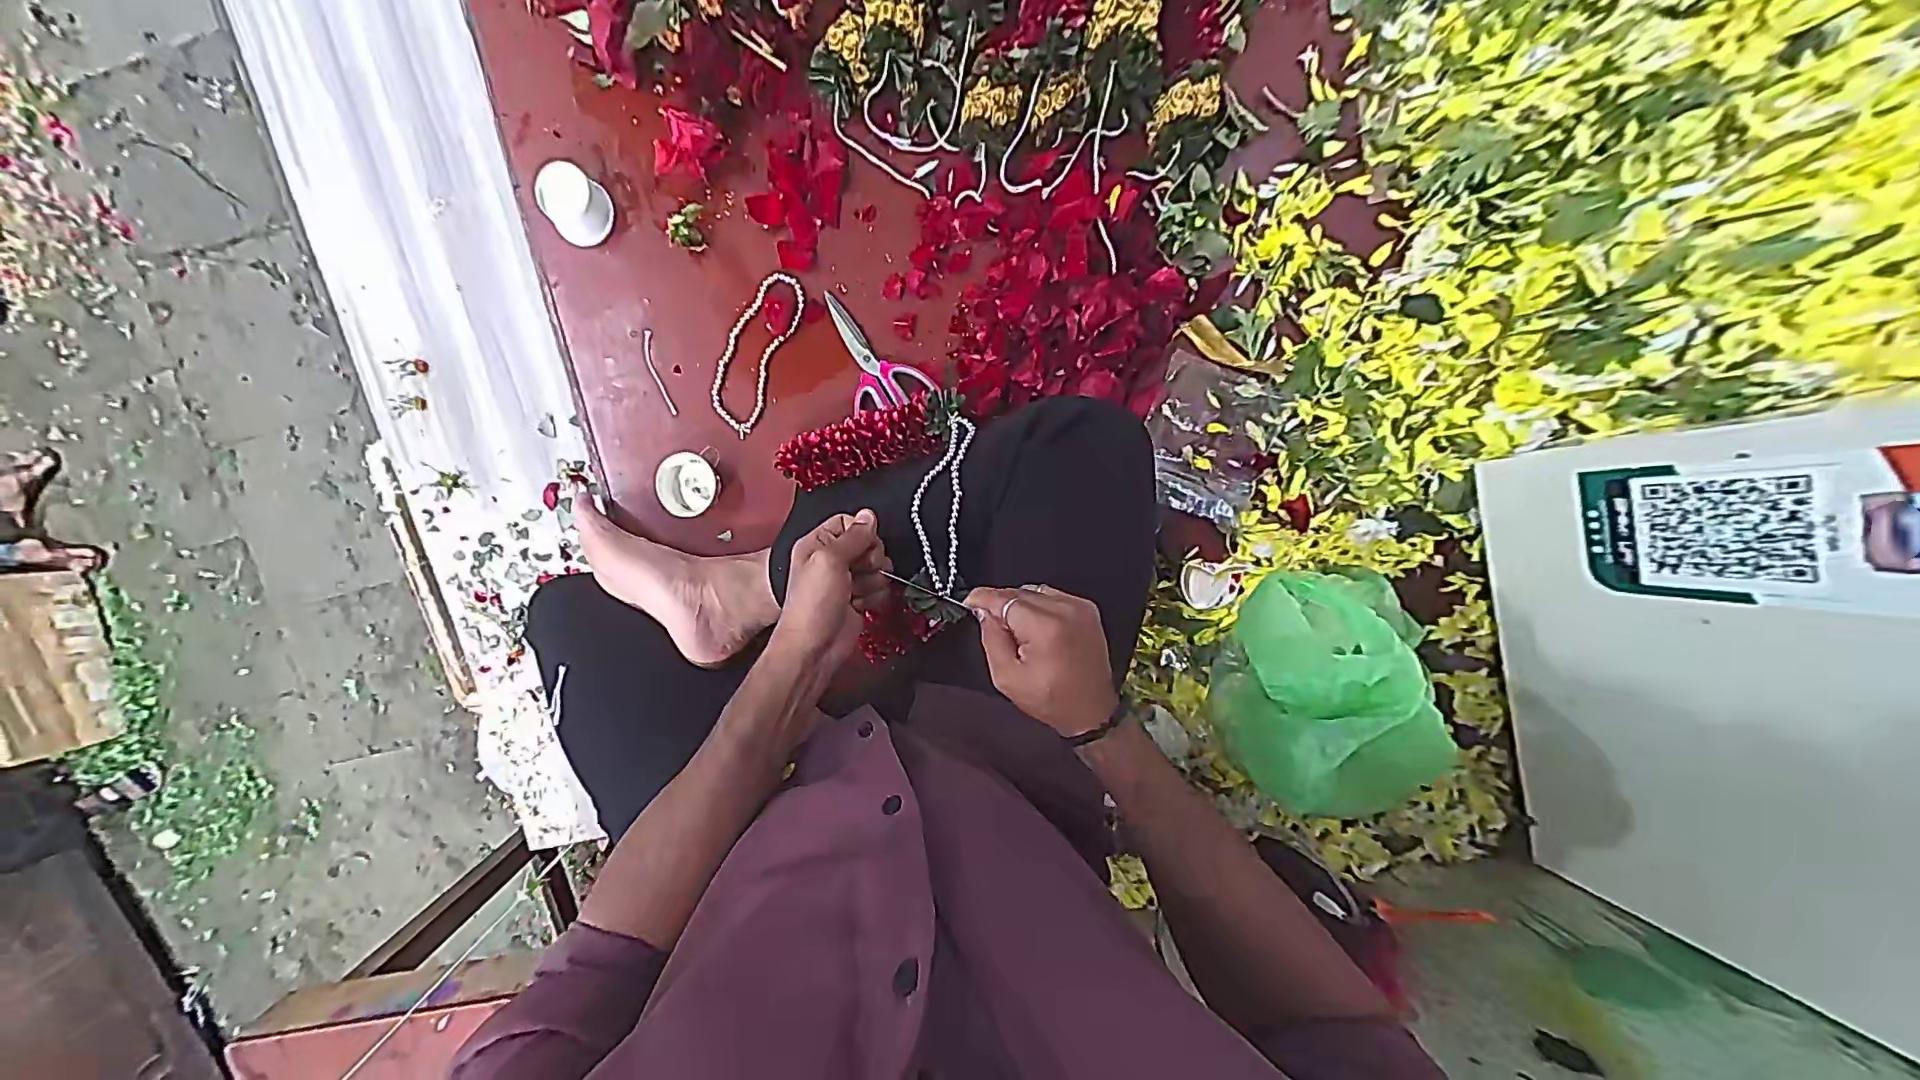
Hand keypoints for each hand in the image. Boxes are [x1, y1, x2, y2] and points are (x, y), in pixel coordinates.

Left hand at [771, 509, 890, 667]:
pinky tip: (860, 606)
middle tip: (859, 572)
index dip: (862, 534)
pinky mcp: (860, 599)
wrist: (814, 648)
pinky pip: (880, 588)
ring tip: (855, 594)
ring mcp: (847, 580)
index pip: (850, 523)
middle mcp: (832, 559)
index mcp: (818, 543)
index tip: (863, 548)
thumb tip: (869, 515)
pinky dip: (874, 597)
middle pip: (869, 545)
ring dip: (873, 582)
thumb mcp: (829, 560)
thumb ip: (852, 536)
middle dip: (872, 560)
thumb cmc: (814, 603)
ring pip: (878, 568)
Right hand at [964, 585, 1117, 737]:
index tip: (970, 601)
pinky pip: (1051, 596)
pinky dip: (1038, 606)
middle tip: (992, 626)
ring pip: (1034, 591)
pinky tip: (1037, 629)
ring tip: (1019, 633)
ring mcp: (1079, 607)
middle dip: (1000, 605)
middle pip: (1018, 592)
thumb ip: (991, 639)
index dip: (982, 598)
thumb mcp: (1007, 678)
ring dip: (1019, 605)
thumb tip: (983, 613)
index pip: (1004, 599)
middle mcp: (1065, 611)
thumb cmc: (1053, 700)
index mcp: (1045, 627)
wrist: (1091, 710)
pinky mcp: (1086, 609)